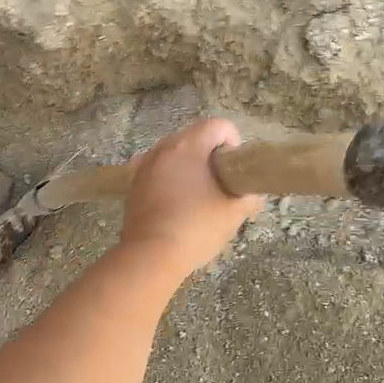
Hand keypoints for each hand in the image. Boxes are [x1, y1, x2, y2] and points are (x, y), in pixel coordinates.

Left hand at [118, 117, 263, 276]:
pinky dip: (170, 181)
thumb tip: (250, 193)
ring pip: (174, 155)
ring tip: (198, 197)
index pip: (219, 126)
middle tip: (220, 186)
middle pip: (194, 138)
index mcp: (188, 146)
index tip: (235, 172)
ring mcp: (143, 167)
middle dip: (210, 156)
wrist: (150, 256)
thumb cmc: (195, 229)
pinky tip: (176, 205)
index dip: (234, 144)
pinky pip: (158, 173)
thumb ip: (248, 195)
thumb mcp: (233, 213)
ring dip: (189, 168)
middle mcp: (162, 149)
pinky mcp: (133, 186)